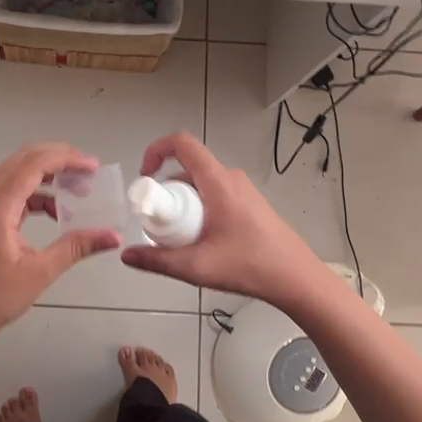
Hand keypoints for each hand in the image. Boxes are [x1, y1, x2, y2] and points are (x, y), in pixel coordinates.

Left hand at [0, 142, 121, 347]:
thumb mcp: (40, 272)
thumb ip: (76, 247)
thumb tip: (112, 237)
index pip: (34, 164)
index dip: (66, 158)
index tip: (94, 166)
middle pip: (23, 161)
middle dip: (58, 159)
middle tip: (88, 170)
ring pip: (16, 176)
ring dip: (47, 176)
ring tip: (77, 190)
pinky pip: (12, 194)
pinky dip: (36, 195)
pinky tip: (55, 212)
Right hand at [121, 131, 324, 306]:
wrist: (296, 278)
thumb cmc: (249, 266)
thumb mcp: (197, 266)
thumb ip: (158, 261)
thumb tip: (125, 256)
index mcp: (218, 182)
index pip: (182, 143)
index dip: (156, 150)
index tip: (146, 178)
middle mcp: (230, 178)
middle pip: (187, 168)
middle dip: (167, 192)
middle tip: (159, 225)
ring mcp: (243, 190)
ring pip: (200, 184)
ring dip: (183, 204)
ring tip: (180, 239)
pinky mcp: (250, 204)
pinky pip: (214, 195)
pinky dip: (199, 210)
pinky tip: (201, 243)